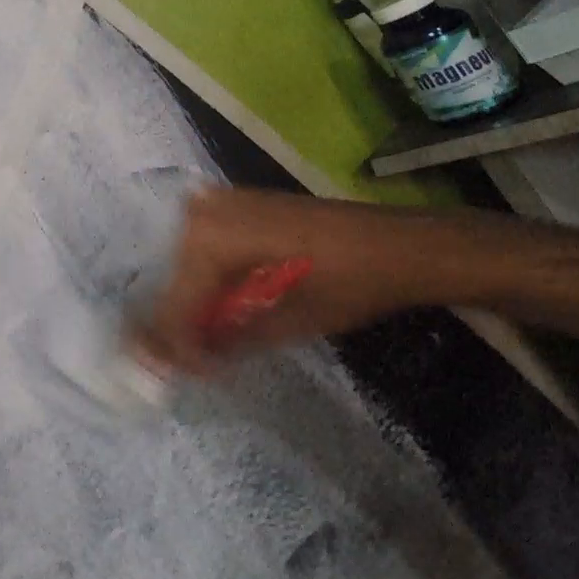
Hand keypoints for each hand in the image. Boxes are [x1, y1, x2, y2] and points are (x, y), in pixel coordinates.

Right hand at [135, 187, 423, 374]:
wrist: (404, 243)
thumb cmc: (353, 283)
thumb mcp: (290, 321)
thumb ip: (230, 339)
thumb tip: (189, 363)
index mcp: (208, 236)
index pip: (174, 301)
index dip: (175, 343)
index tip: (179, 375)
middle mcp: (199, 212)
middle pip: (173, 280)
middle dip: (179, 322)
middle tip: (191, 360)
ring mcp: (214, 203)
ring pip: (184, 265)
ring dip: (192, 303)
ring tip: (203, 340)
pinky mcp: (232, 205)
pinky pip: (202, 249)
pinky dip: (207, 281)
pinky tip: (218, 307)